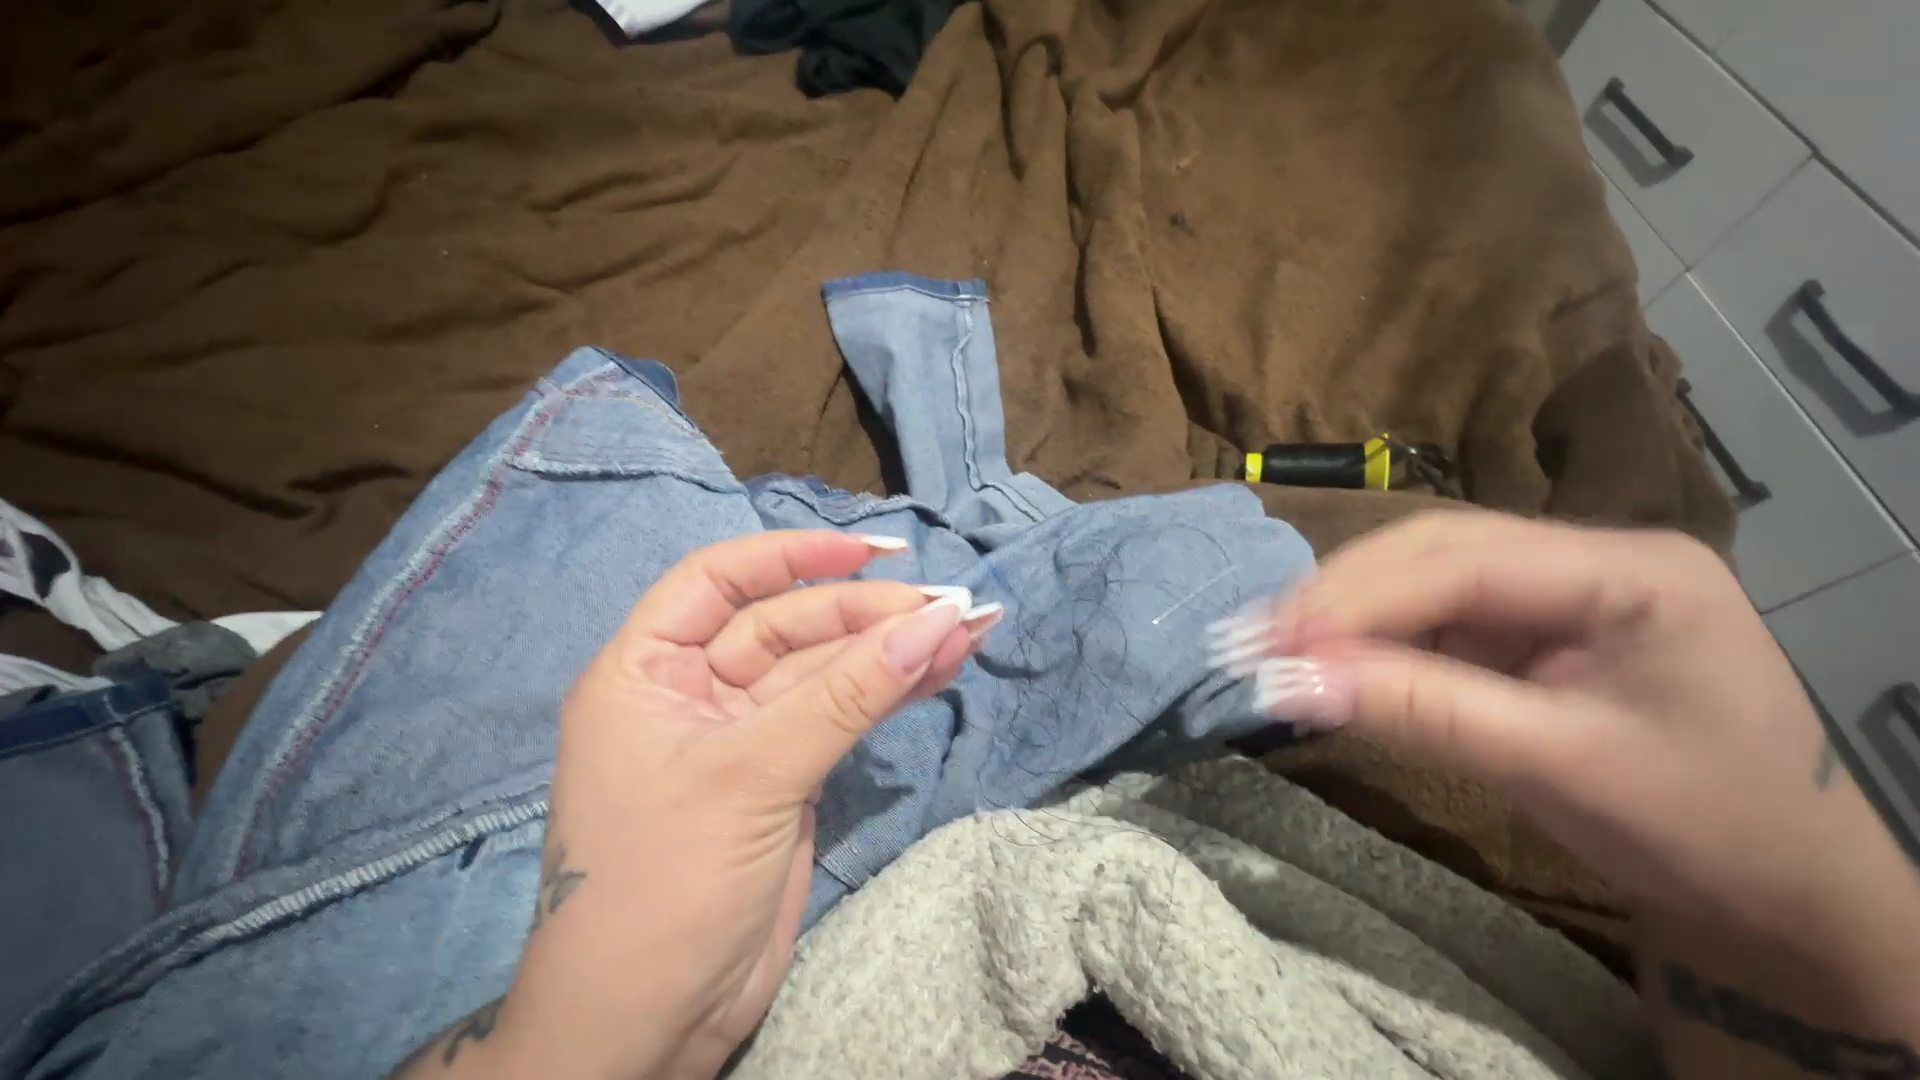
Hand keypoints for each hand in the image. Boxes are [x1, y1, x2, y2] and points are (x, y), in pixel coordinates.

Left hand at [402, 531, 997, 1079]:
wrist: (655, 1020)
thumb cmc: (666, 883)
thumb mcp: (752, 776)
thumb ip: (846, 695)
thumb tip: (934, 621)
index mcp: (647, 670)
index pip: (719, 580)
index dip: (793, 556)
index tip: (872, 553)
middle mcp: (695, 690)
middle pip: (789, 625)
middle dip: (868, 614)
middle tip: (950, 606)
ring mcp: (747, 734)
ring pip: (827, 672)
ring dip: (893, 651)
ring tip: (969, 629)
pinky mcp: (786, 774)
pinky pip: (842, 716)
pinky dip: (890, 694)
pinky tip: (941, 670)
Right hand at [1223, 510, 1919, 955]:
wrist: (1783, 896)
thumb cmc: (1701, 828)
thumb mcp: (1554, 764)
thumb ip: (1417, 709)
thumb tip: (1283, 682)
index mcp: (1630, 570)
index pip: (1461, 562)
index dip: (1354, 598)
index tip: (1268, 640)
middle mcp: (1587, 559)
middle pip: (1433, 550)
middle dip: (1337, 595)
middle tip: (1251, 638)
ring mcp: (1553, 591)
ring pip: (1421, 577)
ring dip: (1342, 611)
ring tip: (1270, 645)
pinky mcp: (1526, 629)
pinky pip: (1429, 618)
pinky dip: (1369, 639)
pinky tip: (1325, 657)